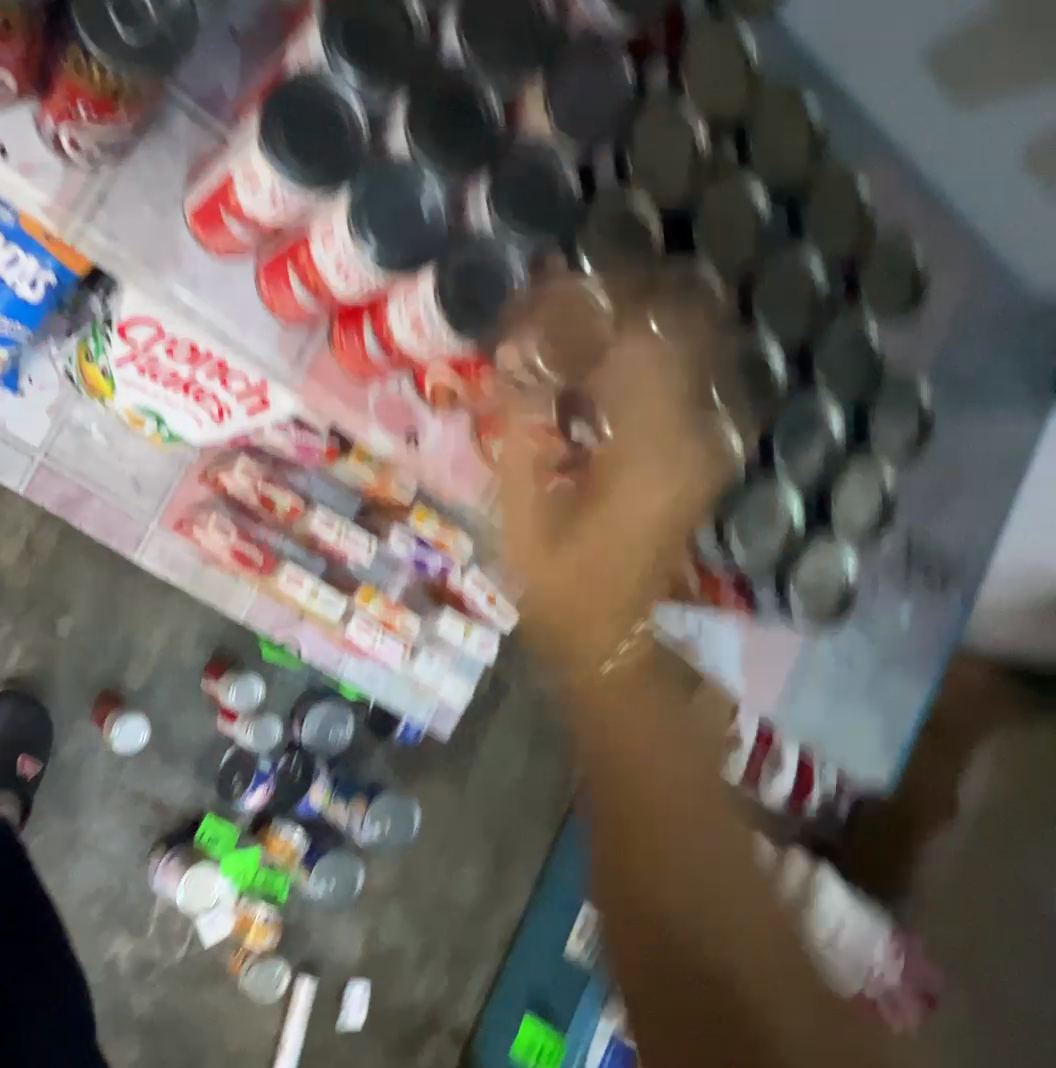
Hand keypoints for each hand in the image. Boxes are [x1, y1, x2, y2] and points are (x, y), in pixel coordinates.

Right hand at [495, 312, 737, 676]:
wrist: (606, 631)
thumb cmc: (555, 580)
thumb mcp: (521, 509)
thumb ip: (520, 427)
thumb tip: (510, 355)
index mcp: (651, 450)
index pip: (636, 344)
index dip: (590, 306)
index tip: (541, 286)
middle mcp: (696, 434)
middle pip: (675, 330)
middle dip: (617, 301)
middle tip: (554, 292)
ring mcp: (706, 441)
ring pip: (684, 347)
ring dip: (630, 324)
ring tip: (566, 317)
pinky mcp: (700, 449)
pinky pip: (681, 376)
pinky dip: (640, 356)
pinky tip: (592, 358)